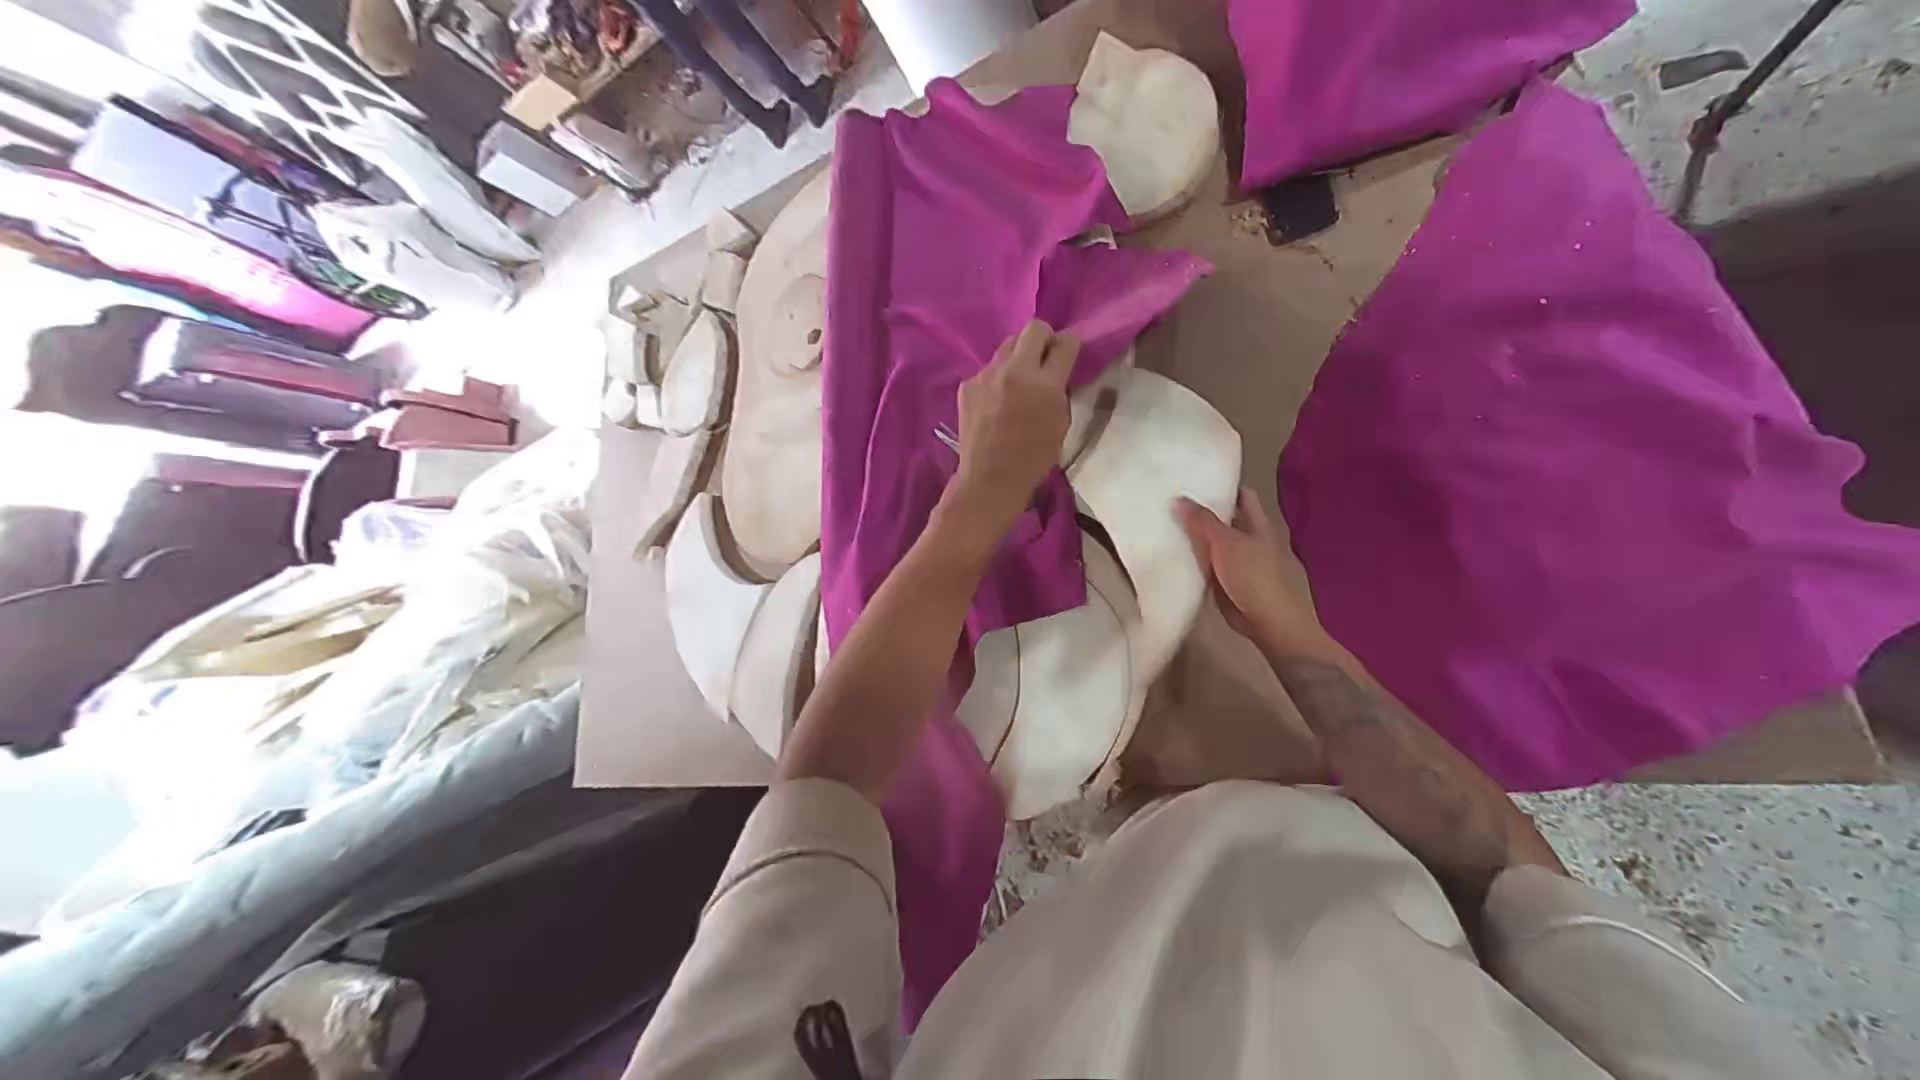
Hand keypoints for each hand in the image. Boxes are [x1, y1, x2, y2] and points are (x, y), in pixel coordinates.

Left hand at [948, 320, 1076, 533]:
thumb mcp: (1060, 424)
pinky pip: (988, 370)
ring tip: (1017, 382)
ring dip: (1018, 358)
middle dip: (1044, 338)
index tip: (1069, 350)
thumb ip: (1059, 392)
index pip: (1065, 343)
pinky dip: (996, 380)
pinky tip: (996, 402)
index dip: (1071, 343)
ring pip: (1007, 347)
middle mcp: (1015, 371)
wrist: (990, 479)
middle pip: (1033, 329)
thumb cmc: (1033, 459)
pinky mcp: (967, 385)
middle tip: (1044, 358)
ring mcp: (987, 375)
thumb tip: (1056, 372)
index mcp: (1045, 384)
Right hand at [1179, 489, 1338, 661]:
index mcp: (1257, 523)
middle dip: (1201, 512)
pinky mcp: (1225, 578)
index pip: (1241, 495)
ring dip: (1194, 536)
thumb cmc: (1252, 574)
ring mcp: (1236, 559)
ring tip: (1164, 523)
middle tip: (1171, 502)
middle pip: (1223, 518)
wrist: (1264, 618)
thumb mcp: (1225, 542)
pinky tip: (1171, 552)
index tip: (1195, 482)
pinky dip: (1192, 558)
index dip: (1222, 487)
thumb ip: (1202, 520)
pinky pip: (1205, 563)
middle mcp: (1248, 537)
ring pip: (1212, 541)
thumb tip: (1180, 499)